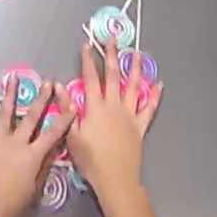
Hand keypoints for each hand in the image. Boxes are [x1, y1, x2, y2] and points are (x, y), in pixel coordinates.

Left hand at [0, 78, 66, 216]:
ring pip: (6, 112)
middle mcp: (17, 143)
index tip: (72, 105)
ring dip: (11, 93)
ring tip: (14, 77)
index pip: (53, 133)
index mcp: (33, 156)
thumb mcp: (34, 188)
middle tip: (48, 83)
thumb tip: (52, 148)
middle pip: (31, 117)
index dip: (64, 119)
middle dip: (41, 98)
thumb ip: (43, 166)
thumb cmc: (11, 205)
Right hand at [60, 41, 161, 207]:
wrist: (115, 179)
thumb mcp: (71, 135)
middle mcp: (114, 106)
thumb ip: (66, 108)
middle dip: (111, 55)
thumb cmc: (90, 159)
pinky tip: (159, 85)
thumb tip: (58, 85)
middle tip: (112, 38)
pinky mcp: (140, 126)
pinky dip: (154, 96)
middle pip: (113, 76)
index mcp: (95, 107)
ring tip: (137, 53)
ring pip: (133, 87)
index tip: (87, 44)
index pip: (90, 78)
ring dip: (135, 69)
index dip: (88, 60)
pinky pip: (149, 108)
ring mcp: (129, 115)